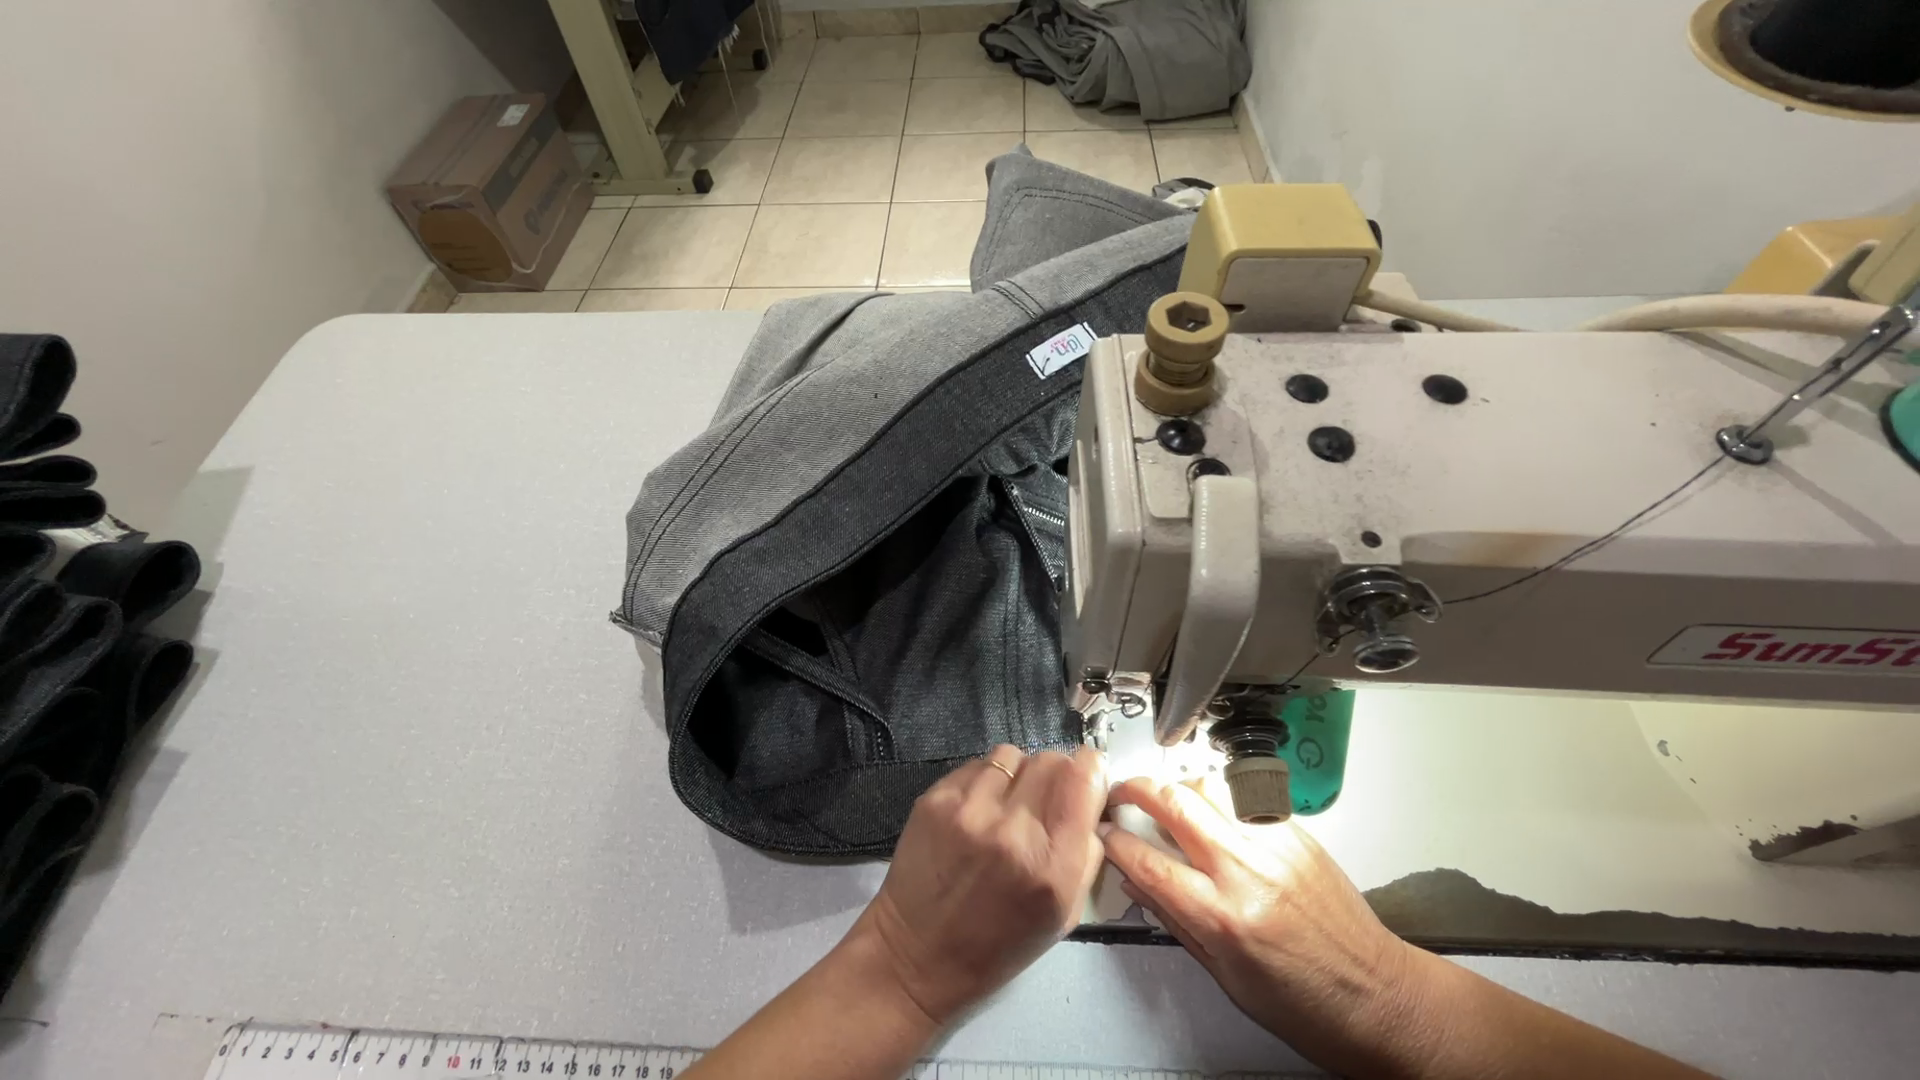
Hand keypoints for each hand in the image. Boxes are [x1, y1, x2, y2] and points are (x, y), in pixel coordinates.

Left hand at [848, 745, 1107, 1026]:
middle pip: (1052, 760)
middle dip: (1058, 773)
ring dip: (1019, 774)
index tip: (1087, 775)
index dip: (1091, 769)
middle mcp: (1013, 830)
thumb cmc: (999, 945)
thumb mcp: (1064, 914)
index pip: (1084, 779)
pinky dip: (985, 780)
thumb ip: (1086, 853)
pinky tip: (978, 810)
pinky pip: (976, 766)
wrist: (918, 956)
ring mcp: (970, 811)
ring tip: (1008, 803)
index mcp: (1053, 865)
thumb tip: (1093, 800)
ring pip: (1013, 755)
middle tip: (1046, 798)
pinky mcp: (935, 800)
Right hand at [1100, 778, 1422, 1073]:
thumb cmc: (1305, 1004)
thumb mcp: (1224, 975)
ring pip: (1209, 787)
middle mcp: (1246, 872)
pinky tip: (1213, 815)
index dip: (1114, 840)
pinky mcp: (1298, 835)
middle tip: (1121, 792)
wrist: (1379, 997)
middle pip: (1174, 803)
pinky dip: (1219, 800)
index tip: (1102, 831)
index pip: (1147, 861)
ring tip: (1166, 799)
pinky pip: (1246, 800)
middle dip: (1136, 789)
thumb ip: (1174, 920)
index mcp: (1222, 917)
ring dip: (1178, 786)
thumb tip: (1135, 881)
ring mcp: (1274, 846)